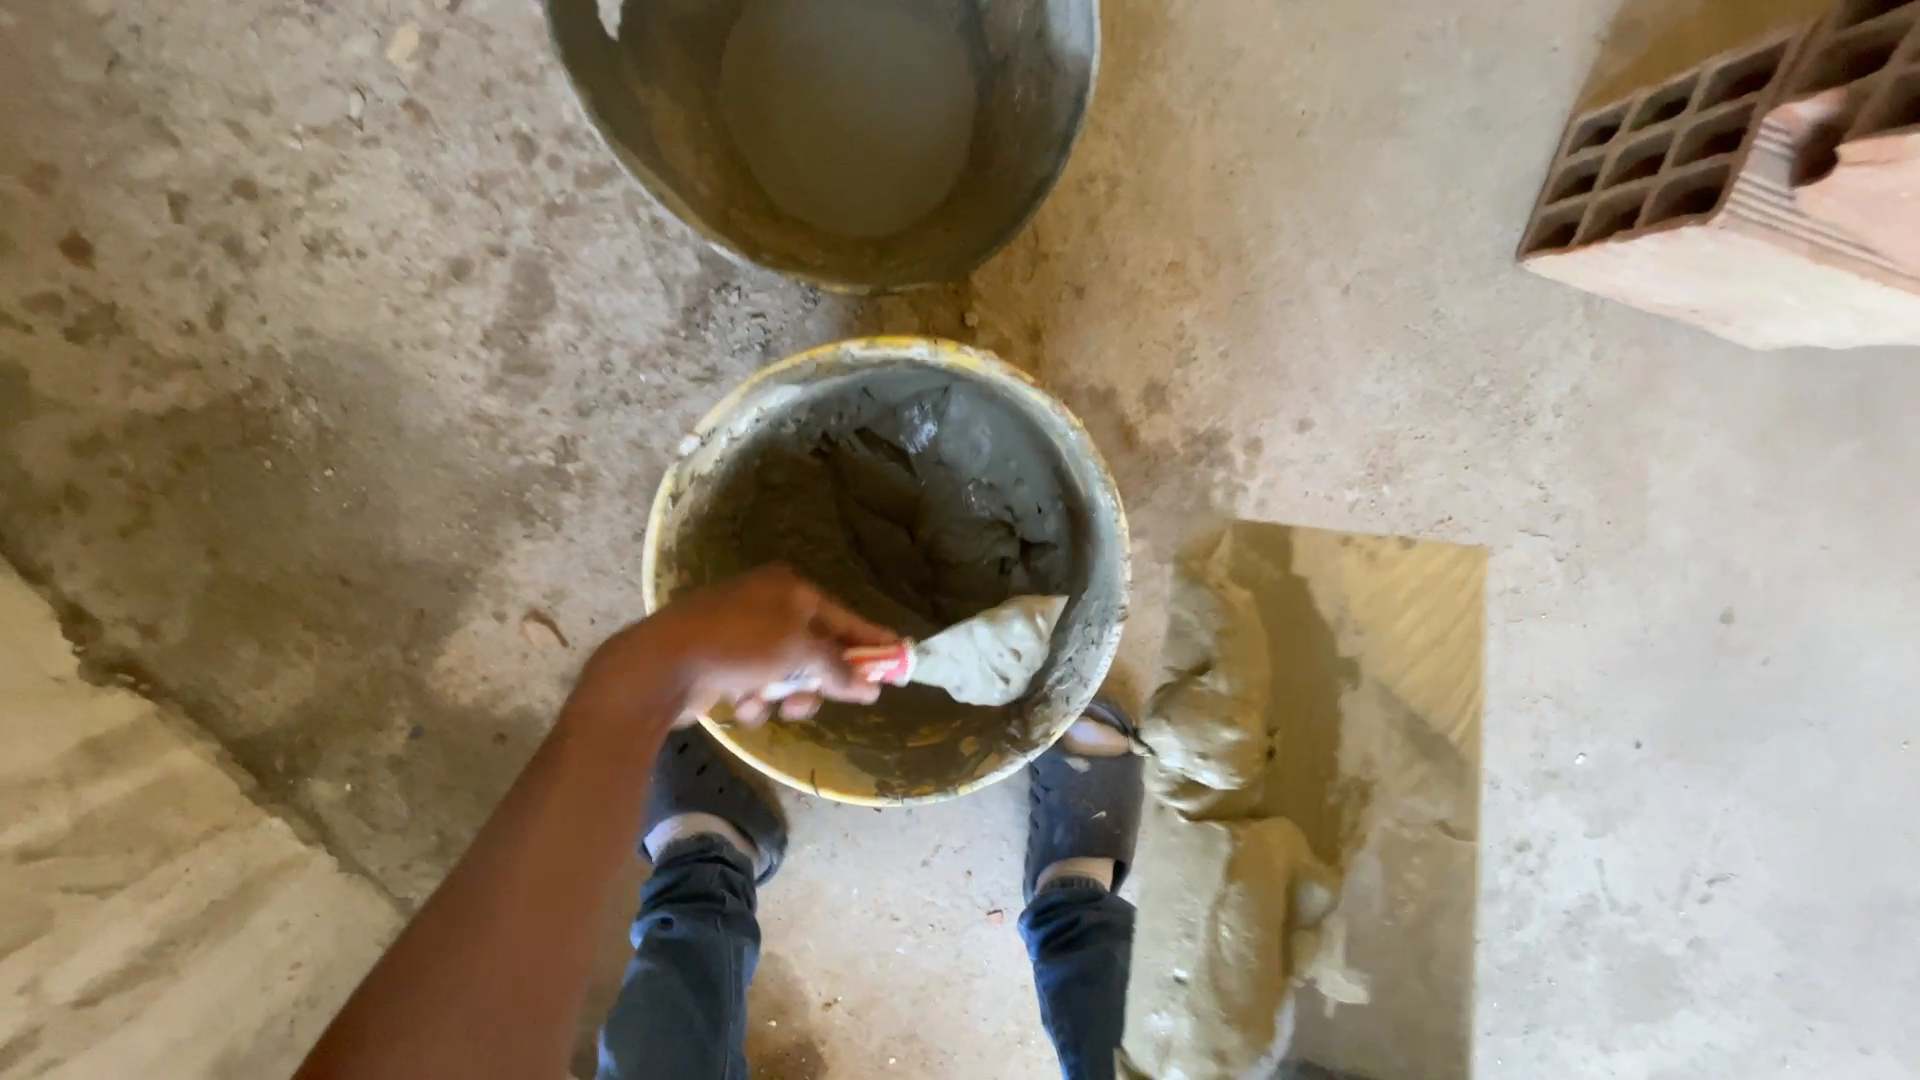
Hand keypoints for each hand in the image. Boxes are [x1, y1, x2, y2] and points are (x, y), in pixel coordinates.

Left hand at [573, 565, 898, 728]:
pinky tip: (742, 705)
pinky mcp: (722, 661)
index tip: (900, 660)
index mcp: (790, 589)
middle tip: (843, 700)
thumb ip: (838, 669)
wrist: (662, 664)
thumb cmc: (740, 644)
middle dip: (823, 678)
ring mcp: (743, 633)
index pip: (845, 618)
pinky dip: (756, 699)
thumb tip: (872, 687)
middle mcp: (769, 605)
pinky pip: (758, 685)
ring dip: (787, 695)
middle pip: (817, 648)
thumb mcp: (798, 652)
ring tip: (777, 707)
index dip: (872, 641)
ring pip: (788, 673)